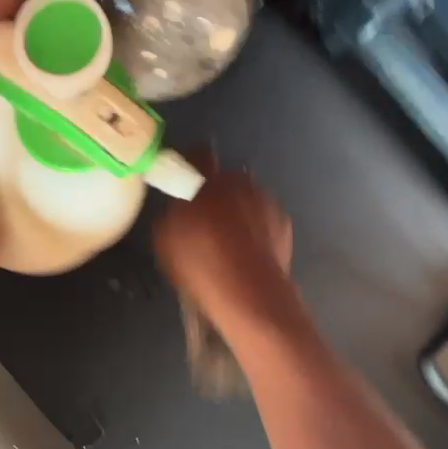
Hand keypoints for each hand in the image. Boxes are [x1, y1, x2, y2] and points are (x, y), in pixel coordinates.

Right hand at [153, 166, 299, 337]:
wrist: (248, 292)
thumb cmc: (199, 264)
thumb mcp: (164, 241)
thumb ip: (170, 214)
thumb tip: (178, 208)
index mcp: (207, 181)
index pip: (197, 156)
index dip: (189, 167)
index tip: (183, 185)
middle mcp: (239, 181)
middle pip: (225, 180)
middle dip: (216, 196)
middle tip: (205, 226)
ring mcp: (265, 200)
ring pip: (246, 199)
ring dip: (238, 213)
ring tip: (229, 246)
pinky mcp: (284, 221)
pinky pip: (264, 219)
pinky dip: (256, 230)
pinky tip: (248, 255)